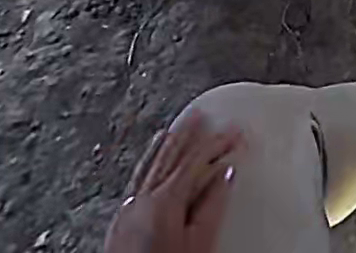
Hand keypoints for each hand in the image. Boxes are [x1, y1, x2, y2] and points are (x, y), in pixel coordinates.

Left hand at [103, 112, 242, 252]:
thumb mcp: (198, 245)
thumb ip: (212, 207)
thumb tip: (226, 174)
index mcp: (165, 202)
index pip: (195, 160)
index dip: (218, 143)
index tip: (236, 133)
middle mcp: (143, 200)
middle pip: (170, 157)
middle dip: (188, 134)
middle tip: (202, 115)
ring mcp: (128, 211)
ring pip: (149, 167)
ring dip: (165, 146)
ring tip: (174, 129)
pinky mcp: (119, 224)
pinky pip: (136, 182)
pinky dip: (147, 165)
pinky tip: (150, 162)